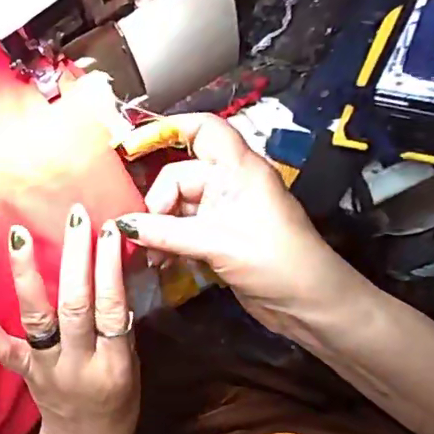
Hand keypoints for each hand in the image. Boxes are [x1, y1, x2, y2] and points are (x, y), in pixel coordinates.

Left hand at [0, 204, 139, 433]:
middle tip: (76, 217)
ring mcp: (46, 369)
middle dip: (78, 257)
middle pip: (77, 305)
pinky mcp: (23, 373)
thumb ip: (119, 328)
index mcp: (114, 364)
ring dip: (28, 275)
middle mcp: (78, 364)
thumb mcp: (133, 370)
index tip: (108, 231)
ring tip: (20, 236)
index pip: (112, 308)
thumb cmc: (116, 407)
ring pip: (38, 319)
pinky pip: (3, 350)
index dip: (110, 268)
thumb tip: (111, 272)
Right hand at [113, 114, 362, 332]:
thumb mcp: (217, 244)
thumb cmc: (278, 263)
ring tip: (151, 256)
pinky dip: (167, 242)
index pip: (204, 129)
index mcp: (239, 169)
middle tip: (142, 235)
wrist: (312, 306)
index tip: (132, 146)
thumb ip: (164, 233)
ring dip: (158, 229)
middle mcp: (230, 183)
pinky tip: (160, 261)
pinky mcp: (219, 235)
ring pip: (176, 207)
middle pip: (178, 176)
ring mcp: (224, 210)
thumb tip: (121, 226)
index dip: (169, 128)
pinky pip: (182, 229)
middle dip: (156, 204)